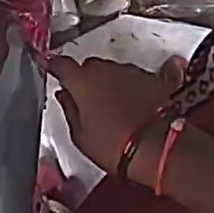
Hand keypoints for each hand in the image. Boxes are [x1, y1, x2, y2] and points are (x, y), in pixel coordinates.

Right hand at [49, 55, 183, 173]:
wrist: (161, 149)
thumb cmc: (115, 146)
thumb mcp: (81, 136)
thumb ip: (69, 109)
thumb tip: (64, 94)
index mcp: (82, 81)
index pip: (61, 64)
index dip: (55, 66)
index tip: (52, 70)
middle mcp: (105, 69)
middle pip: (90, 66)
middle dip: (87, 78)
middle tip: (89, 100)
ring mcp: (130, 71)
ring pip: (113, 70)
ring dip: (110, 82)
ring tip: (115, 106)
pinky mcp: (153, 77)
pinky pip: (136, 76)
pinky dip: (133, 85)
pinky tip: (136, 99)